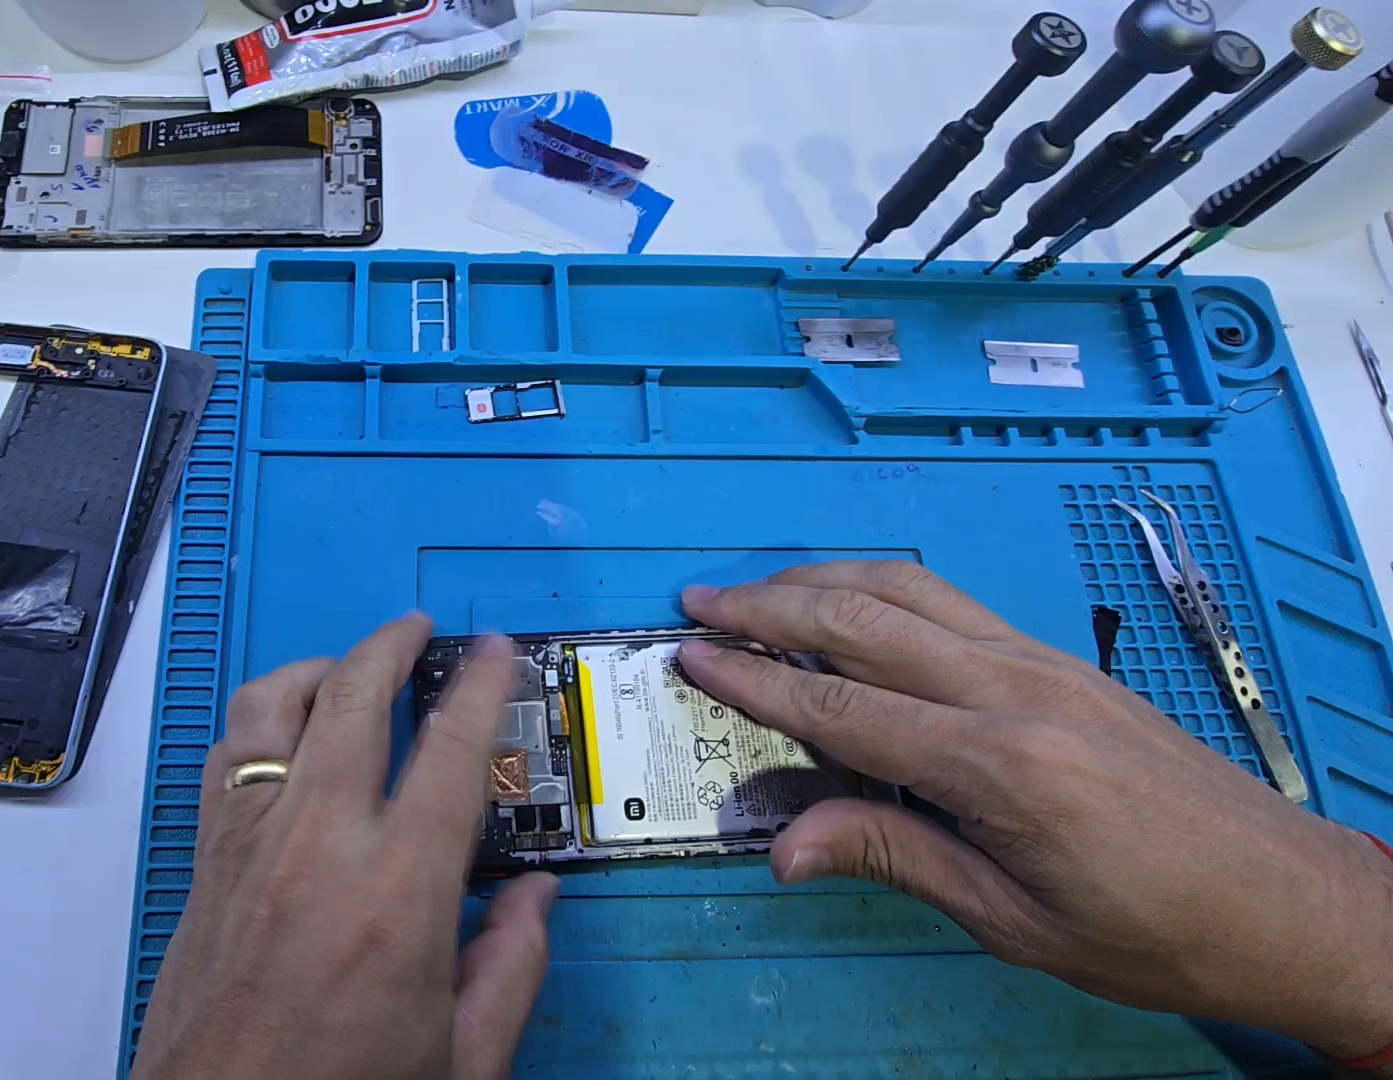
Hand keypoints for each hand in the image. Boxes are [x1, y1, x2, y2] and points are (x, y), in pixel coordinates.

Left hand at [132, 615, 558, 1079]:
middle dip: (390, 644)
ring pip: (274, 704)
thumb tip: (538, 896)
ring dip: (319, 668)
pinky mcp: (209, 854)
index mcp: (398, 892)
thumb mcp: (460, 1059)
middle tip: (415, 629)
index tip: (493, 651)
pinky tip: (286, 729)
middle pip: (354, 698)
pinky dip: (261, 717)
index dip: (480, 686)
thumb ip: (512, 966)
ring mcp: (253, 840)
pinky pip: (227, 750)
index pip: (451, 752)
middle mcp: (319, 843)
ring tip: (348, 668)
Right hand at [677, 561, 1392, 1062]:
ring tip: (754, 590)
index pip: (838, 705)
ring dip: (814, 579)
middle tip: (700, 602)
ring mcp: (1036, 658)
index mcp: (996, 764)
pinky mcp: (1052, 653)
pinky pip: (942, 597)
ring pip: (902, 588)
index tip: (693, 656)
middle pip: (859, 620)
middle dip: (766, 605)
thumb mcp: (1010, 919)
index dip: (753, 679)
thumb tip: (783, 851)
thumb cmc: (1153, 930)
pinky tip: (841, 598)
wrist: (1304, 905)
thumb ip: (889, 855)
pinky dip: (870, 585)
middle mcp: (1010, 688)